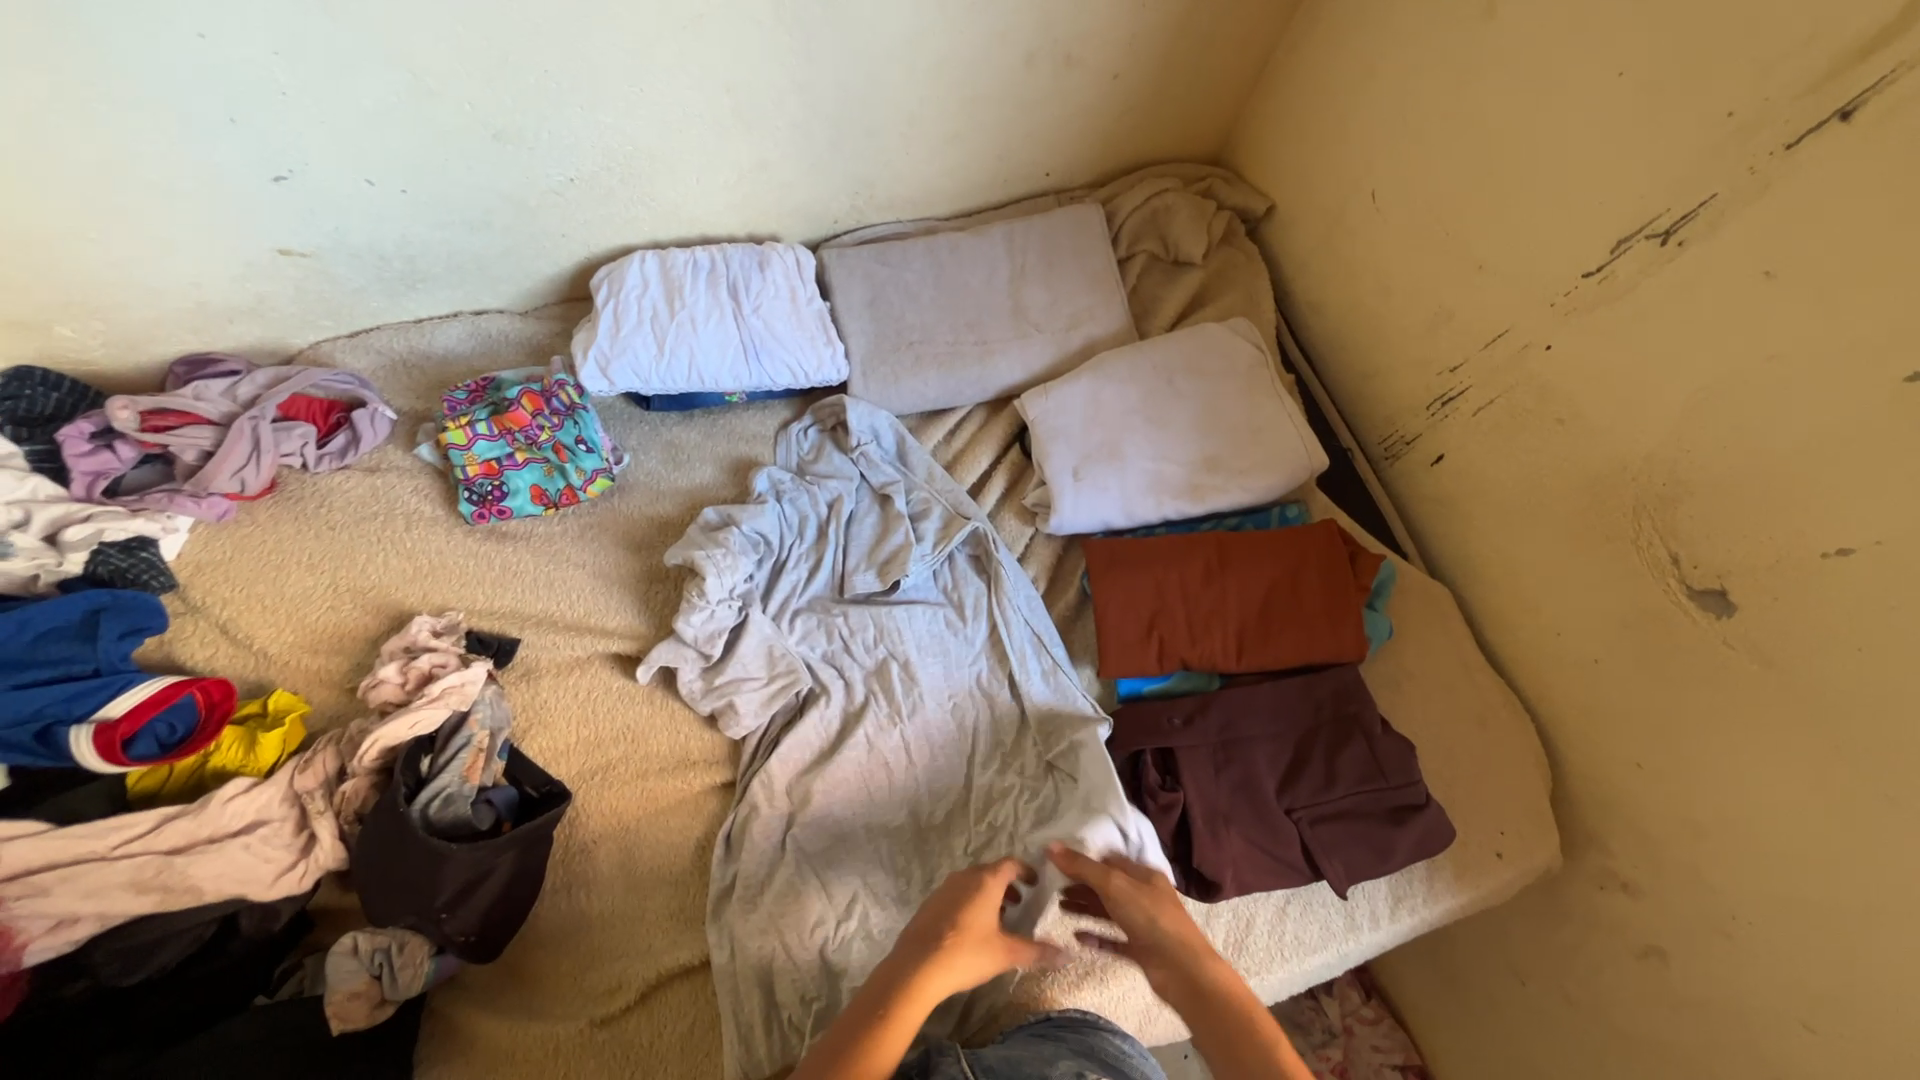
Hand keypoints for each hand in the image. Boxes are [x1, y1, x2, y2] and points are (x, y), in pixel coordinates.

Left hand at [880, 858, 1066, 1004]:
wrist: (916, 967)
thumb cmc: (966, 953)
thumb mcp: (1006, 954)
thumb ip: (1037, 951)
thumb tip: (1066, 955)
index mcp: (986, 881)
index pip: (1011, 864)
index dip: (1025, 871)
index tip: (1036, 883)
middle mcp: (965, 877)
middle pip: (991, 872)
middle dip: (1007, 885)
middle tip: (1021, 903)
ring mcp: (944, 888)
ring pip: (972, 883)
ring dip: (988, 894)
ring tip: (999, 918)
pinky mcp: (930, 903)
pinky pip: (957, 894)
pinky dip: (970, 902)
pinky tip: (972, 929)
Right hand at [1049, 844, 1228, 1003]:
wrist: (1183, 971)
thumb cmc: (1150, 918)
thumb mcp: (1114, 885)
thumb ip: (1083, 867)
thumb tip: (1051, 846)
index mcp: (1144, 875)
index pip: (1111, 861)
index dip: (1085, 860)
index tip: (1059, 861)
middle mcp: (1144, 897)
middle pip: (1107, 887)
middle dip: (1082, 885)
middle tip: (1053, 886)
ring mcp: (1143, 925)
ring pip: (1109, 912)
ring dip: (1085, 908)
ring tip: (1059, 907)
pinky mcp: (1141, 950)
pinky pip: (1113, 940)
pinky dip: (1096, 937)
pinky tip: (1077, 937)